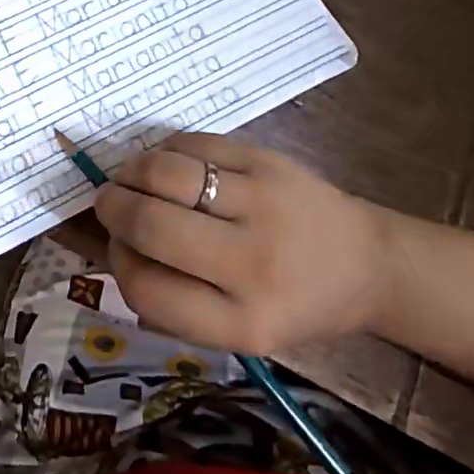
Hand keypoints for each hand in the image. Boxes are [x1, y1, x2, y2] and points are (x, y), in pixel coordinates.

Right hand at [94, 134, 391, 355]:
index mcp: (243, 322)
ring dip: (131, 172)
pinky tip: (167, 163)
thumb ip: (174, 299)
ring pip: (165, 173)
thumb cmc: (295, 303)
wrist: (366, 262)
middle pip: (150, 225)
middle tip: (107, 202)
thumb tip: (109, 244)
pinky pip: (193, 143)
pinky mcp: (267, 160)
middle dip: (112, 208)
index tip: (116, 246)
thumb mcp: (239, 329)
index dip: (117, 261)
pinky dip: (165, 150)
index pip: (145, 289)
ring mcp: (262, 203)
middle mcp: (253, 264)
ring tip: (129, 178)